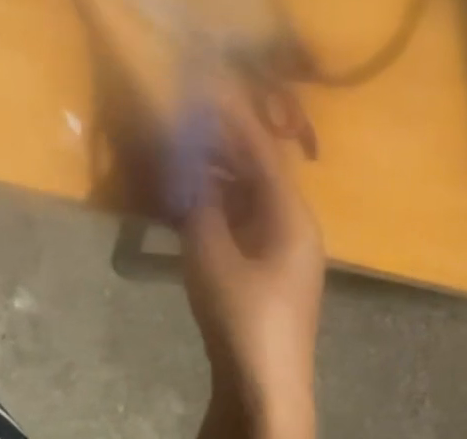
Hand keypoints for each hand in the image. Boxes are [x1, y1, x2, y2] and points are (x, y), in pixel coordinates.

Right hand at [183, 85, 323, 438]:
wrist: (264, 382)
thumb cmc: (242, 311)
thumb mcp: (209, 249)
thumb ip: (198, 199)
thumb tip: (185, 160)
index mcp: (289, 215)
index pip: (261, 150)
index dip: (234, 116)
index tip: (208, 83)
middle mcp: (290, 222)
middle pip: (255, 166)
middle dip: (219, 137)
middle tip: (182, 108)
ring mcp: (278, 244)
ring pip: (244, 189)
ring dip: (212, 166)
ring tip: (176, 142)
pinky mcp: (262, 262)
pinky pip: (237, 211)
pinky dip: (211, 194)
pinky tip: (182, 189)